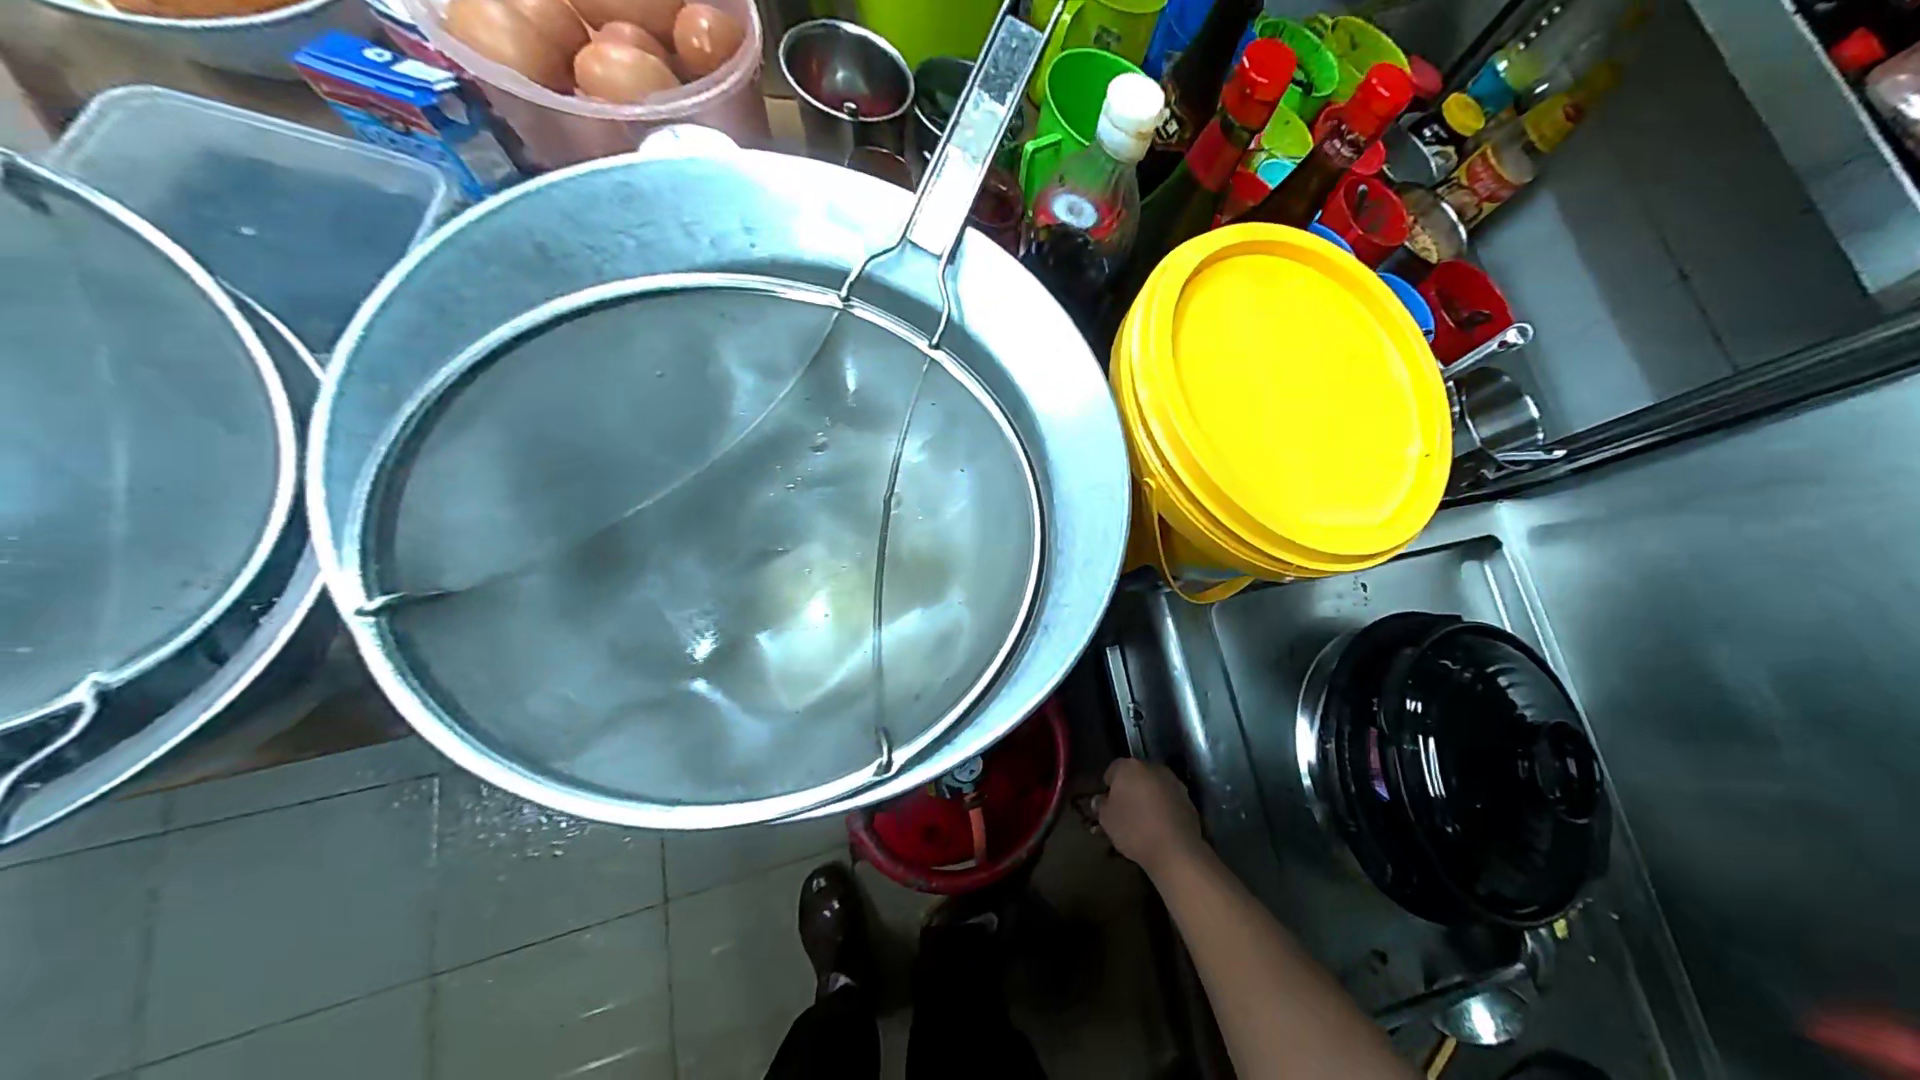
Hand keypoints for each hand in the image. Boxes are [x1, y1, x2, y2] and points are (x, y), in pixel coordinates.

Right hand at [1098, 759, 1206, 876]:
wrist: (1175, 850)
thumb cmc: (1134, 829)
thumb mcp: (1107, 819)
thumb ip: (1101, 806)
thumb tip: (1100, 800)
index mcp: (1129, 767)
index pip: (1113, 769)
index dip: (1109, 786)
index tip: (1107, 803)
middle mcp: (1153, 768)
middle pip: (1136, 776)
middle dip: (1129, 789)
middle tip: (1123, 810)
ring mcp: (1174, 782)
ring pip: (1154, 787)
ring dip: (1147, 798)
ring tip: (1142, 821)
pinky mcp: (1188, 800)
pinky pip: (1168, 800)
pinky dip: (1163, 808)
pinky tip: (1159, 827)